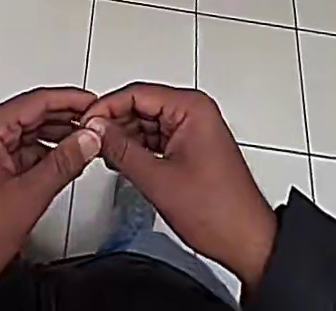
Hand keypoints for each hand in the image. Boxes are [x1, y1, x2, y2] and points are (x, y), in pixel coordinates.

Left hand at [0, 86, 100, 292]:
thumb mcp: (26, 196)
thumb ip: (62, 163)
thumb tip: (88, 138)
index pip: (38, 101)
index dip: (70, 100)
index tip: (95, 102)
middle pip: (35, 113)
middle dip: (68, 117)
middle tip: (97, 123)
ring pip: (32, 131)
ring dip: (59, 136)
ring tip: (87, 141)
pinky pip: (25, 149)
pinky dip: (47, 153)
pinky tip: (66, 160)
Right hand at [83, 83, 277, 288]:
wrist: (248, 242)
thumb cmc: (219, 211)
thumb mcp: (159, 179)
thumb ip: (123, 150)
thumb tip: (98, 130)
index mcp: (191, 107)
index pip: (138, 93)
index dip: (108, 107)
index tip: (87, 121)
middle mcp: (193, 110)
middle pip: (142, 104)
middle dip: (115, 122)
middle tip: (91, 138)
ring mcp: (192, 126)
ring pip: (147, 121)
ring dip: (125, 136)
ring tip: (103, 151)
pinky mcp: (190, 143)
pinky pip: (156, 135)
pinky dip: (138, 147)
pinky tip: (122, 159)